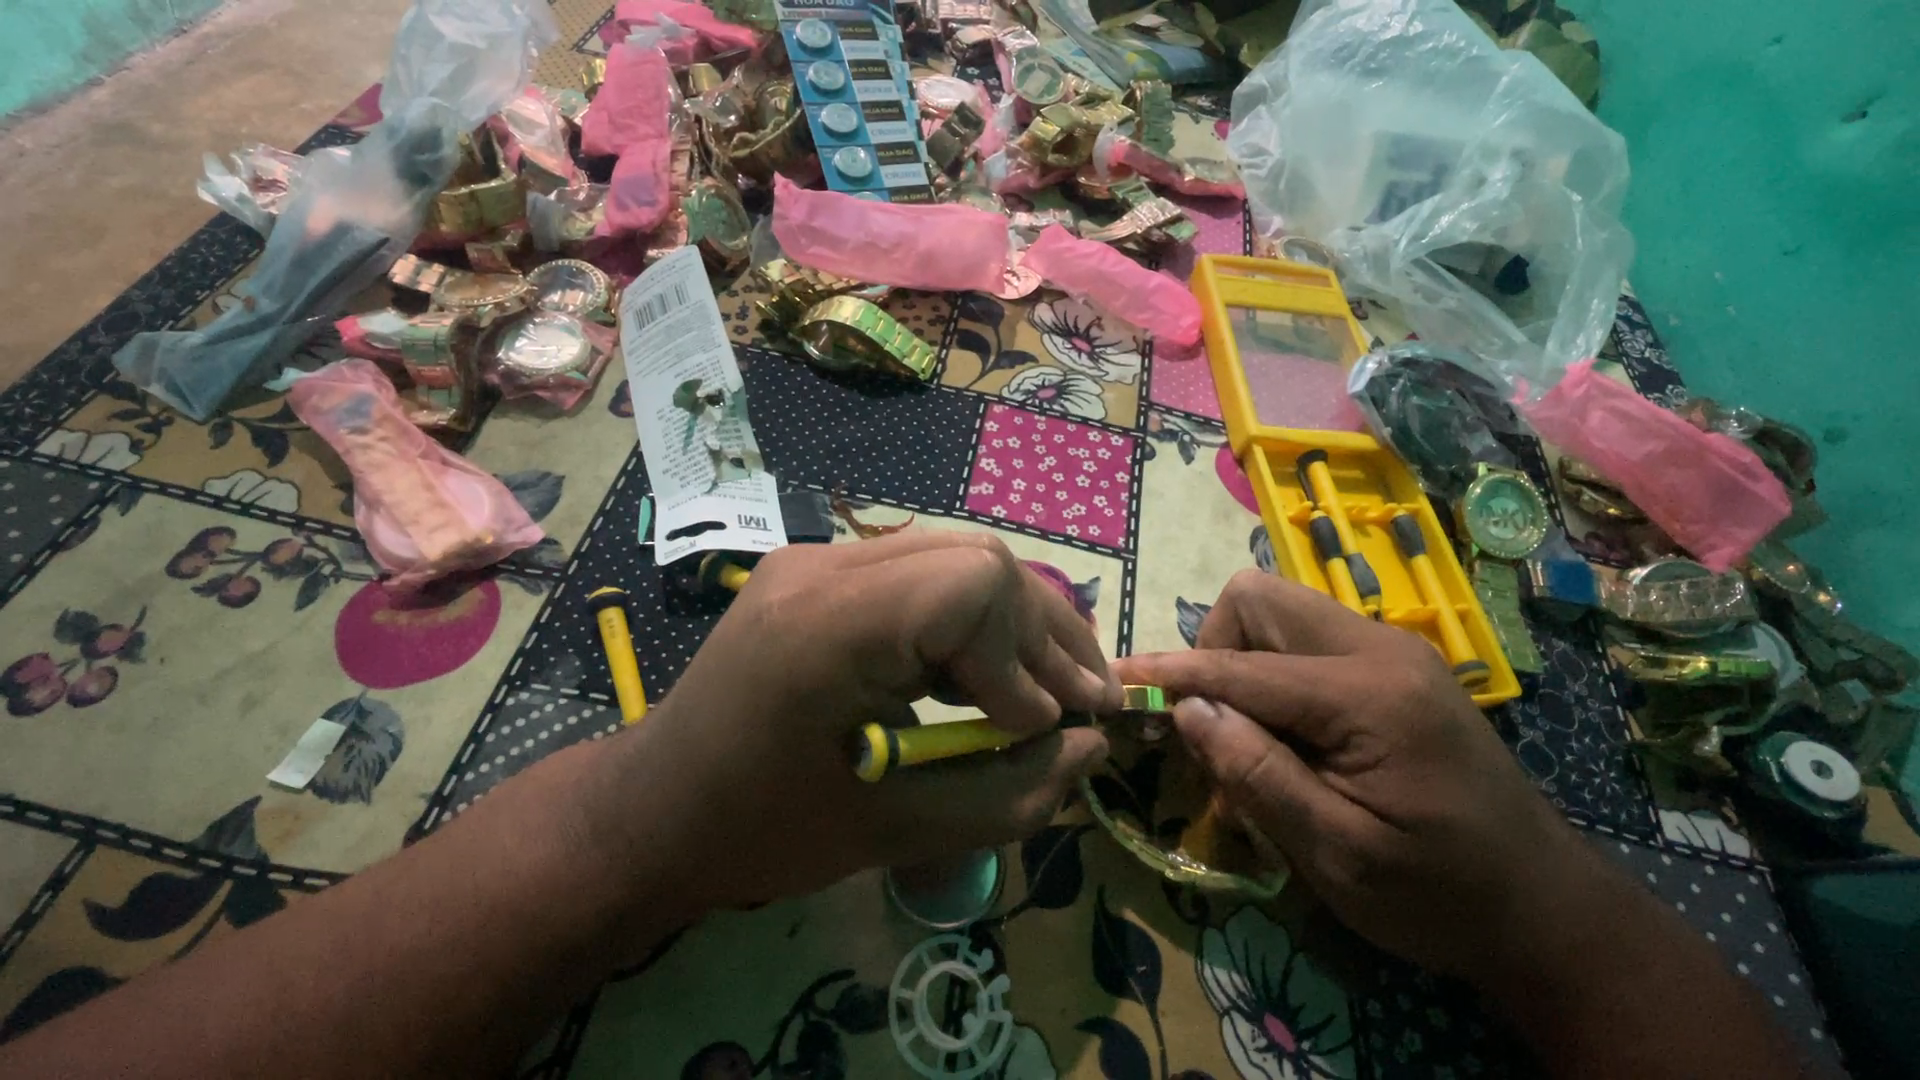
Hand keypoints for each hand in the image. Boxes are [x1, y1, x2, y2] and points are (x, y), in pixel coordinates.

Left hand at [597, 531, 1117, 910]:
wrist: (654, 808)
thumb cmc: (759, 833)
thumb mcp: (893, 832)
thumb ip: (1008, 792)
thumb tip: (1091, 745)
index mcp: (828, 623)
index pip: (971, 585)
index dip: (1027, 654)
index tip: (1042, 729)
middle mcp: (824, 566)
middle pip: (975, 560)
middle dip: (1042, 632)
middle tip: (1087, 700)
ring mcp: (818, 560)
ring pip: (955, 559)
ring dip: (1015, 623)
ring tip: (1058, 685)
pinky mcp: (820, 573)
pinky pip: (921, 576)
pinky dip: (972, 622)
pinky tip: (992, 671)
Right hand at [1113, 571, 1598, 981]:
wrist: (1544, 907)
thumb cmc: (1438, 894)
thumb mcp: (1337, 854)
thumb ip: (1256, 773)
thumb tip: (1184, 708)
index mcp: (1369, 696)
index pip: (1241, 667)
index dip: (1171, 675)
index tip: (1115, 681)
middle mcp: (1379, 649)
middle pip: (1259, 599)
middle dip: (1213, 651)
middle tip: (1211, 726)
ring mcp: (1391, 651)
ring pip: (1279, 610)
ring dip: (1240, 660)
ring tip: (1244, 736)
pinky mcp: (1392, 666)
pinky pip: (1305, 639)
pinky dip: (1270, 672)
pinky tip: (1282, 736)